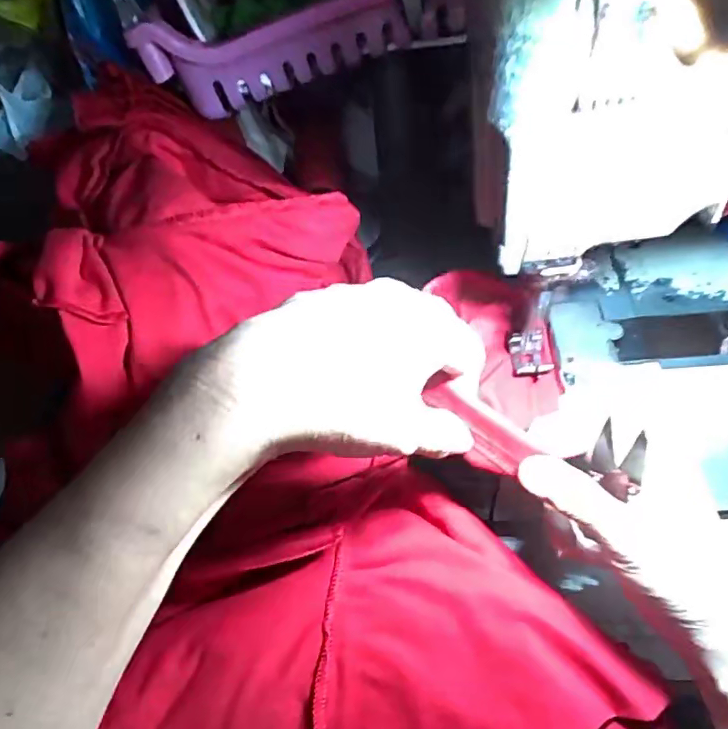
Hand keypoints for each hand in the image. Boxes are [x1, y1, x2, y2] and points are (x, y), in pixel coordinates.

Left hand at [200, 279, 484, 458]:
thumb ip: (445, 435)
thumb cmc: (346, 408)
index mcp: (430, 327)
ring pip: (395, 316)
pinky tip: (336, 366)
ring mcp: (355, 292)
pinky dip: (360, 337)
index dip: (465, 388)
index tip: (445, 415)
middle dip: (436, 361)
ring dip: (399, 346)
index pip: (470, 351)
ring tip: (375, 381)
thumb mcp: (405, 434)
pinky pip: (356, 315)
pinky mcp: (317, 297)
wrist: (257, 383)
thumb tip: (461, 437)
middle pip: (437, 326)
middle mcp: (399, 297)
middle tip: (415, 396)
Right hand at [516, 428, 727, 658]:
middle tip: (551, 508)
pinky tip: (577, 552)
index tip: (528, 462)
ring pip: (572, 478)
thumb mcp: (625, 534)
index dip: (557, 431)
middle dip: (556, 477)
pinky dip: (570, 528)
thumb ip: (575, 497)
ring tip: (569, 540)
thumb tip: (525, 467)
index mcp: (655, 446)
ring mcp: (628, 489)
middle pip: (576, 443)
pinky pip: (578, 507)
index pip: (596, 413)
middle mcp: (639, 459)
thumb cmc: (682, 572)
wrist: (710, 622)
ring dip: (561, 509)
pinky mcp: (618, 517)